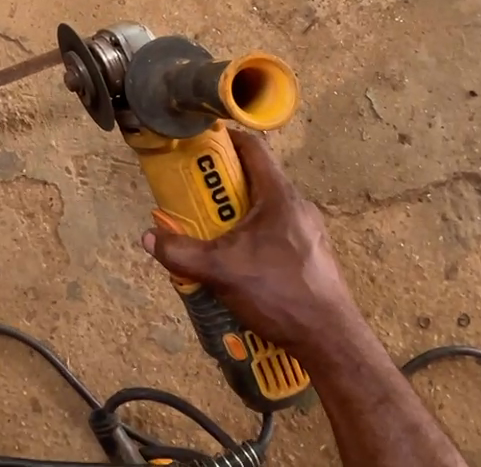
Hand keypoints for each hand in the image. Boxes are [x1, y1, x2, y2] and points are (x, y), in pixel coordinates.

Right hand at [141, 130, 360, 364]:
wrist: (331, 342)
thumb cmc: (279, 293)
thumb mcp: (220, 271)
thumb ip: (181, 252)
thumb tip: (148, 238)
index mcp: (279, 196)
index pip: (253, 146)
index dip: (224, 138)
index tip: (198, 143)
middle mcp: (297, 207)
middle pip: (256, 177)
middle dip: (222, 182)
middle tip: (194, 193)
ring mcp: (308, 231)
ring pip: (265, 206)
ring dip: (237, 211)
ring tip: (211, 230)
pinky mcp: (311, 254)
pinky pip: (276, 230)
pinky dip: (252, 234)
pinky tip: (238, 260)